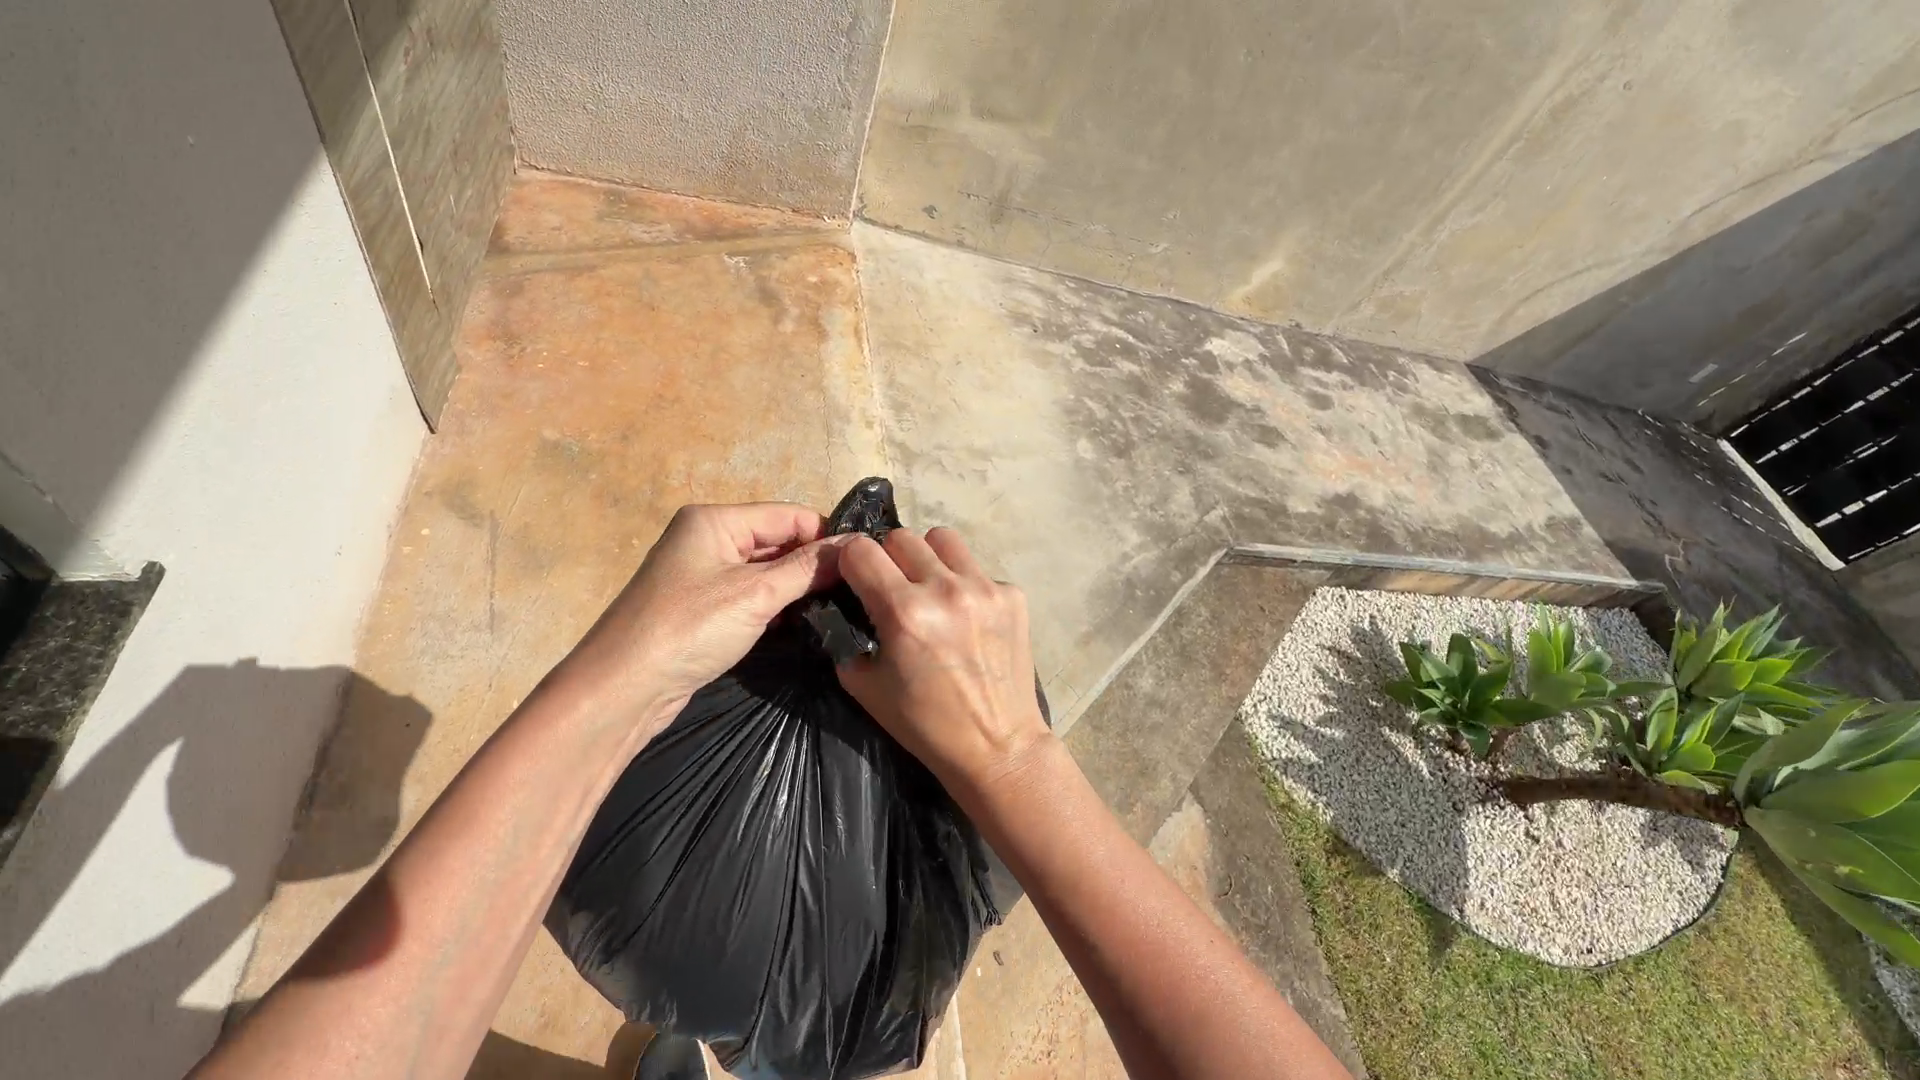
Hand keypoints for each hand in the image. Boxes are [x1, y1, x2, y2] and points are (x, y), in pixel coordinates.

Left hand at [554, 503, 848, 732]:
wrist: (624, 689)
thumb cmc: (689, 628)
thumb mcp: (756, 594)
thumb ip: (808, 569)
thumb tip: (856, 548)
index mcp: (715, 520)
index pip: (789, 515)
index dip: (827, 537)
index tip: (866, 564)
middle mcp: (709, 539)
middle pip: (778, 541)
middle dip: (814, 564)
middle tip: (859, 591)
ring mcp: (704, 575)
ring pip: (767, 572)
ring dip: (798, 589)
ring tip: (841, 607)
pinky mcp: (704, 609)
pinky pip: (752, 596)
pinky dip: (778, 607)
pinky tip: (806, 624)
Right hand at [835, 528, 1052, 798]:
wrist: (997, 746)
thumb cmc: (925, 725)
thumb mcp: (866, 688)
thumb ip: (847, 639)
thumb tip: (844, 609)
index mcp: (904, 612)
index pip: (861, 550)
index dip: (850, 562)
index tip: (854, 578)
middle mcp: (945, 590)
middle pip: (901, 537)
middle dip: (888, 559)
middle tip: (893, 589)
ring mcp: (985, 589)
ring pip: (943, 539)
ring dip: (928, 558)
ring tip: (930, 590)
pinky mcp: (1013, 595)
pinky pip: (977, 569)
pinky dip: (964, 584)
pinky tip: (966, 617)